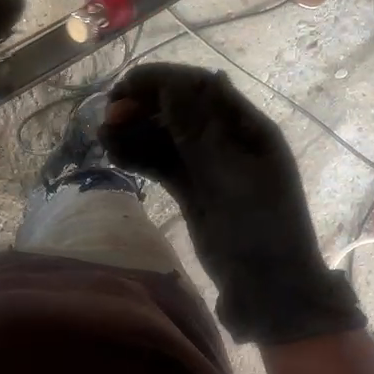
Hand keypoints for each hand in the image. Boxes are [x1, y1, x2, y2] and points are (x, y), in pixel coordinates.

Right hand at [100, 63, 363, 344]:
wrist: (270, 292)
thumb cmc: (261, 230)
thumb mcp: (227, 177)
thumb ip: (196, 131)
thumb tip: (172, 83)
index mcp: (247, 127)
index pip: (200, 88)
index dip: (162, 81)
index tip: (125, 87)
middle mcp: (227, 138)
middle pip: (179, 108)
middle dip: (143, 107)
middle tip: (108, 115)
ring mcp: (208, 164)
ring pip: (166, 136)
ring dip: (135, 131)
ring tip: (102, 137)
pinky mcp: (193, 188)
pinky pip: (162, 162)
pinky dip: (138, 156)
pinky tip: (113, 154)